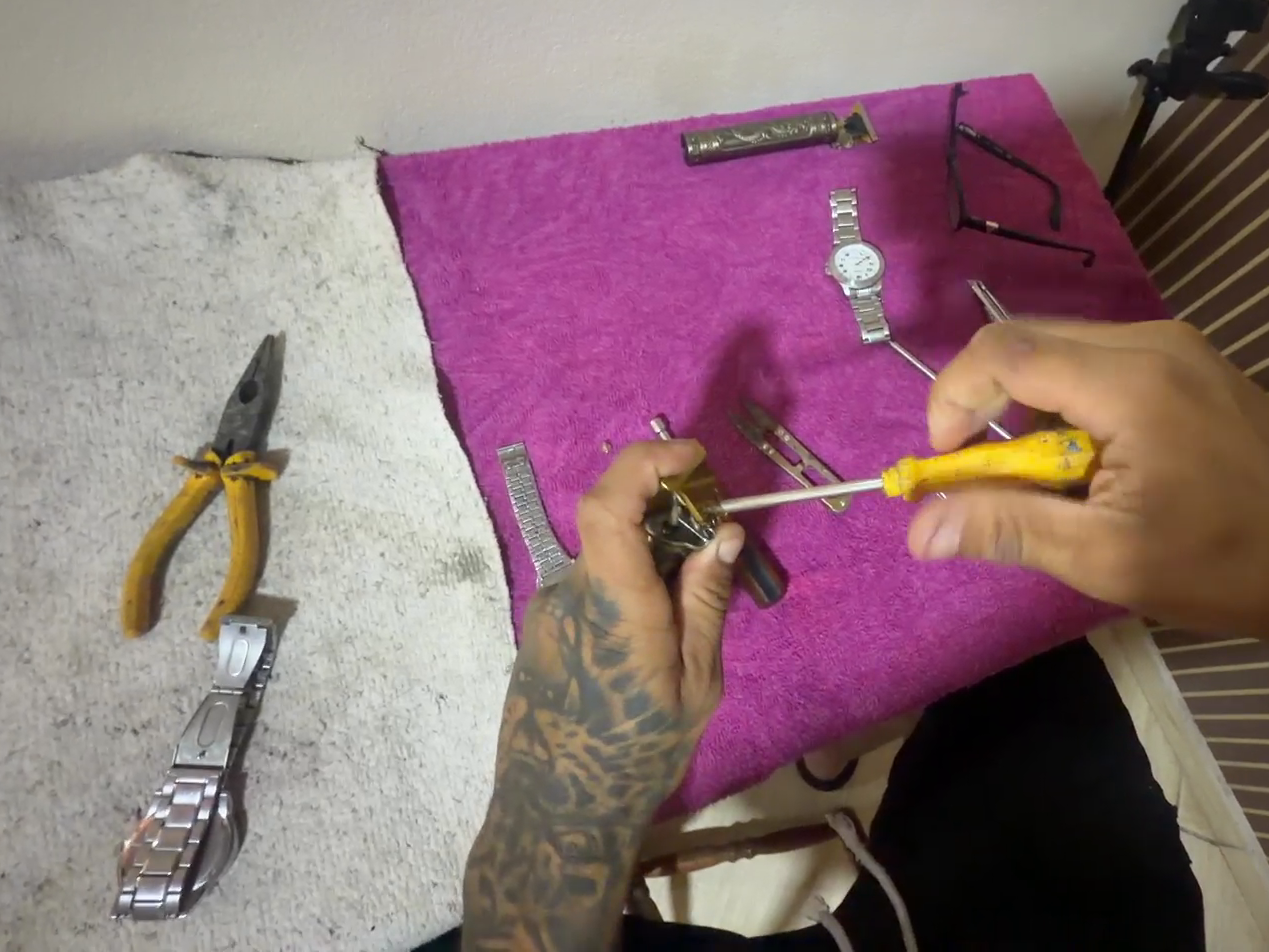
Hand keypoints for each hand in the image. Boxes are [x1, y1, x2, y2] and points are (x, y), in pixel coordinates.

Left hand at [506, 440, 743, 817]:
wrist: (555, 810)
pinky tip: (649, 625)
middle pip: (614, 515)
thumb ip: (706, 600)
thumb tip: (724, 531)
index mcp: (615, 604)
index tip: (693, 457)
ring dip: (651, 547)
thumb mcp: (697, 682)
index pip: (609, 505)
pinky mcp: (543, 620)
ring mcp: (549, 605)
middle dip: (667, 505)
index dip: (648, 462)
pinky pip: (592, 575)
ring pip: (607, 548)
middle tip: (710, 535)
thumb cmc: (638, 750)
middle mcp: (571, 591)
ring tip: (683, 599)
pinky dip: (629, 573)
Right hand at [906, 320, 1268, 654]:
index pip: (1004, 351)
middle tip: (981, 467)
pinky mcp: (1189, 360)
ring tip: (1039, 470)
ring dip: (1023, 401)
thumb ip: (1006, 528)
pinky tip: (1085, 452)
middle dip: (981, 398)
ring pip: (1059, 346)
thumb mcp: (1105, 558)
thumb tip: (918, 530)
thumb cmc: (1225, 566)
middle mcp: (1150, 340)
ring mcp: (1176, 345)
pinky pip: (1097, 358)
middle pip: (1026, 338)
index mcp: (1130, 382)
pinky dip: (1063, 398)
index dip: (954, 396)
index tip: (947, 458)